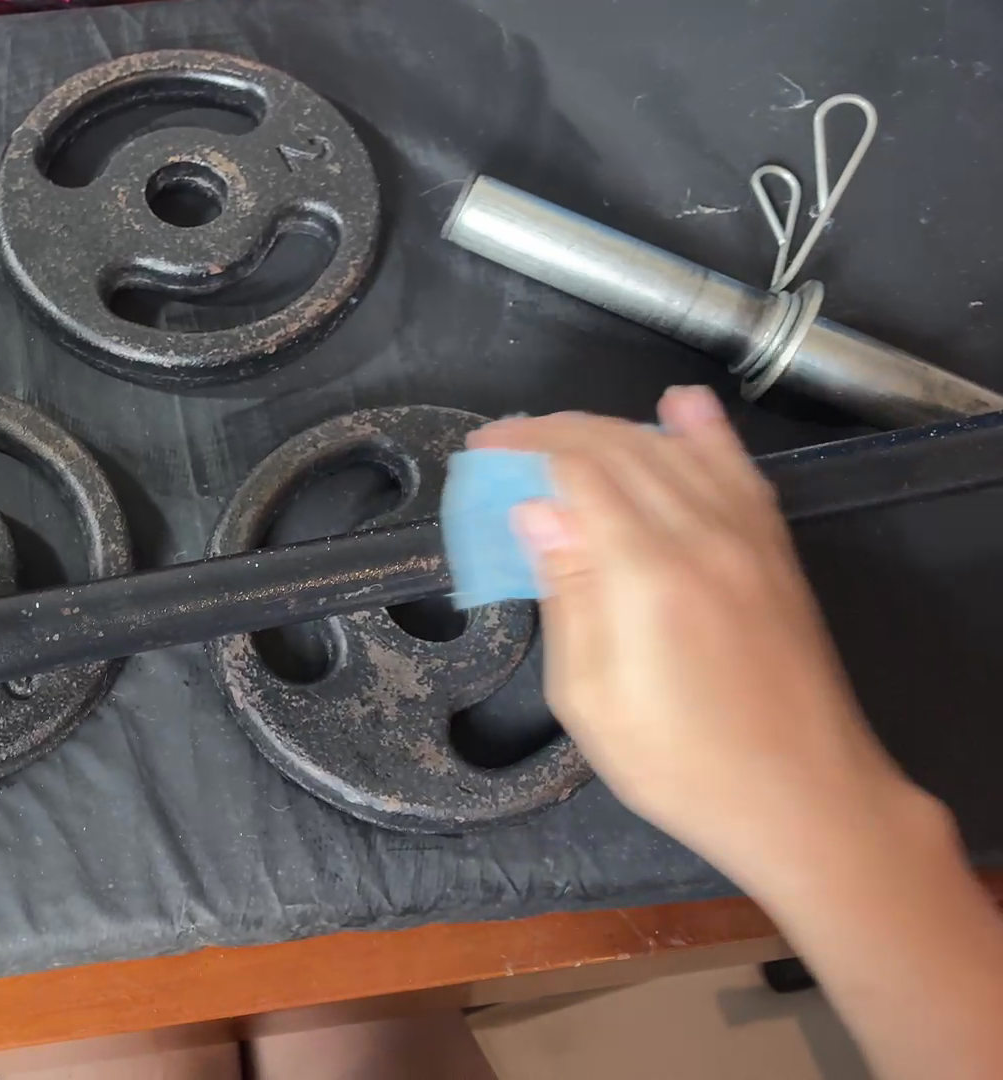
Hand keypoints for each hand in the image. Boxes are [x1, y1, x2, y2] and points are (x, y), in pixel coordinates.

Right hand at [470, 386, 929, 884]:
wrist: (805, 803)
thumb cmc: (672, 759)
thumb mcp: (584, 692)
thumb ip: (565, 592)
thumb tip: (534, 513)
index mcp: (645, 573)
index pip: (578, 472)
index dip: (523, 447)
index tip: (479, 449)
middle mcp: (703, 540)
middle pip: (623, 450)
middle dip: (555, 431)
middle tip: (501, 439)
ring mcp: (749, 544)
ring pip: (676, 452)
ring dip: (610, 427)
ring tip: (556, 429)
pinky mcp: (776, 558)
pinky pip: (738, 474)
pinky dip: (705, 434)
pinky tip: (682, 408)